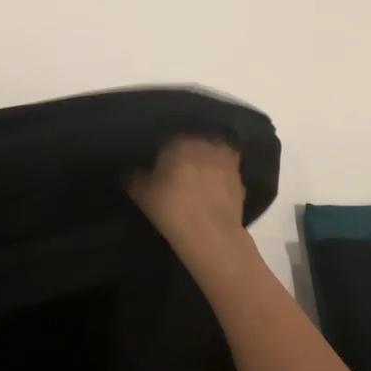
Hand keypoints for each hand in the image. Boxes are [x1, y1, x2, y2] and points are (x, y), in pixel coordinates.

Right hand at [127, 135, 248, 259]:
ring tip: (199, 174)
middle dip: (188, 150)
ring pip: (215, 152)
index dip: (164, 147)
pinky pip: (227, 172)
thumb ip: (133, 177)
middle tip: (178, 165)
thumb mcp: (141, 193)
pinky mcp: (241, 180)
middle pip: (196, 140)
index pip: (170, 135)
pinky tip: (214, 190)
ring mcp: (228, 160)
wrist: (211, 235)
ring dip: (209, 159)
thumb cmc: (172, 207)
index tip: (158, 158)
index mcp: (181, 139)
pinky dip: (222, 178)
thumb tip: (129, 171)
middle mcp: (207, 142)